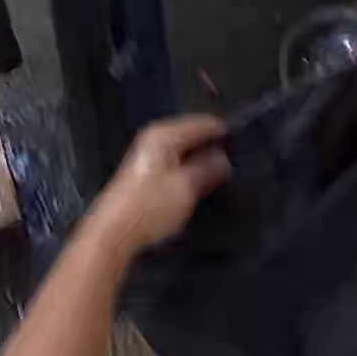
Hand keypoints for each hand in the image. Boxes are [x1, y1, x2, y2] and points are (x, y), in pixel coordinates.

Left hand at [87, 114, 230, 254]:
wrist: (113, 233)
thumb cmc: (151, 205)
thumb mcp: (186, 187)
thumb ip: (207, 169)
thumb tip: (224, 158)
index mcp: (165, 133)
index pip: (203, 122)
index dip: (223, 133)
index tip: (243, 146)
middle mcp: (155, 137)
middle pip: (192, 134)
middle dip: (212, 147)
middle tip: (236, 161)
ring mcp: (148, 154)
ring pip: (183, 149)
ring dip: (200, 160)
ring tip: (222, 174)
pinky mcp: (145, 172)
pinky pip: (175, 161)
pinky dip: (188, 168)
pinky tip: (199, 183)